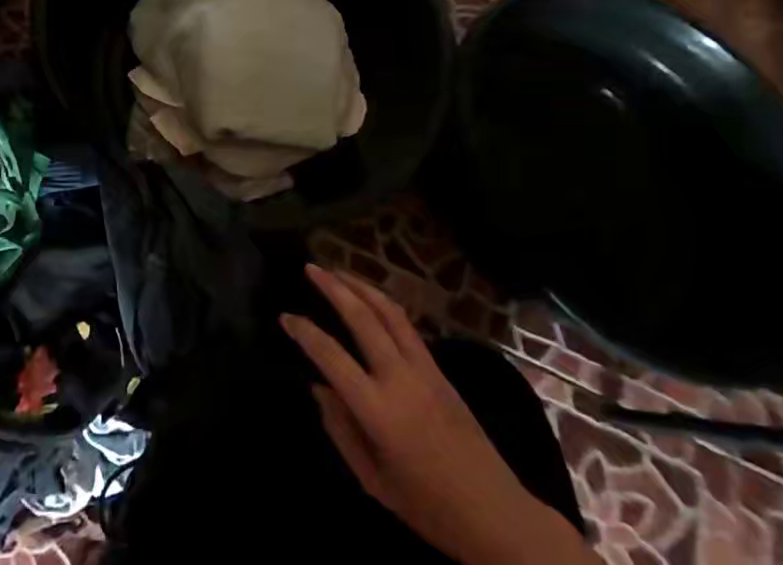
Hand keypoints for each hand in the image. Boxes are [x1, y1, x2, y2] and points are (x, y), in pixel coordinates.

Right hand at [280, 264, 599, 564]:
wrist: (497, 515)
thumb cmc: (427, 506)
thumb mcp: (371, 480)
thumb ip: (340, 429)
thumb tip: (320, 388)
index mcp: (377, 409)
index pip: (330, 355)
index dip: (304, 332)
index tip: (284, 317)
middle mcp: (400, 378)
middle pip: (363, 317)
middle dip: (334, 287)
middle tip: (311, 267)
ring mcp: (425, 371)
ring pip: (390, 313)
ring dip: (362, 286)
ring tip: (338, 271)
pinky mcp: (442, 372)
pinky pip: (408, 327)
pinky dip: (384, 305)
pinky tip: (371, 301)